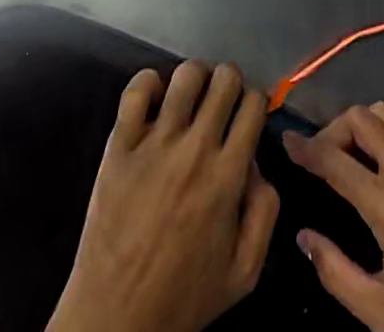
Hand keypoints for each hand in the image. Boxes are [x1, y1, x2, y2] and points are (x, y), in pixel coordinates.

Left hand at [48, 62, 280, 331]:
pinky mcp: (120, 143)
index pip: (252, 107)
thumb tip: (258, 164)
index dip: (256, 99)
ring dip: (195, 75)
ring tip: (194, 89)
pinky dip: (150, 81)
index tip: (250, 108)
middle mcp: (194, 149)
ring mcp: (153, 142)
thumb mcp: (246, 270)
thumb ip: (264, 211)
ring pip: (183, 77)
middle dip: (230, 80)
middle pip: (222, 81)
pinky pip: (135, 91)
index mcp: (228, 177)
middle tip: (224, 94)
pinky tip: (157, 93)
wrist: (119, 309)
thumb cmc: (185, 293)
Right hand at [285, 104, 383, 331]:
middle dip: (332, 130)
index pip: (334, 160)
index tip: (287, 142)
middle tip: (322, 157)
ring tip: (350, 154)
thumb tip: (303, 237)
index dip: (304, 148)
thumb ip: (336, 273)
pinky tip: (381, 154)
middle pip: (359, 119)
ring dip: (360, 125)